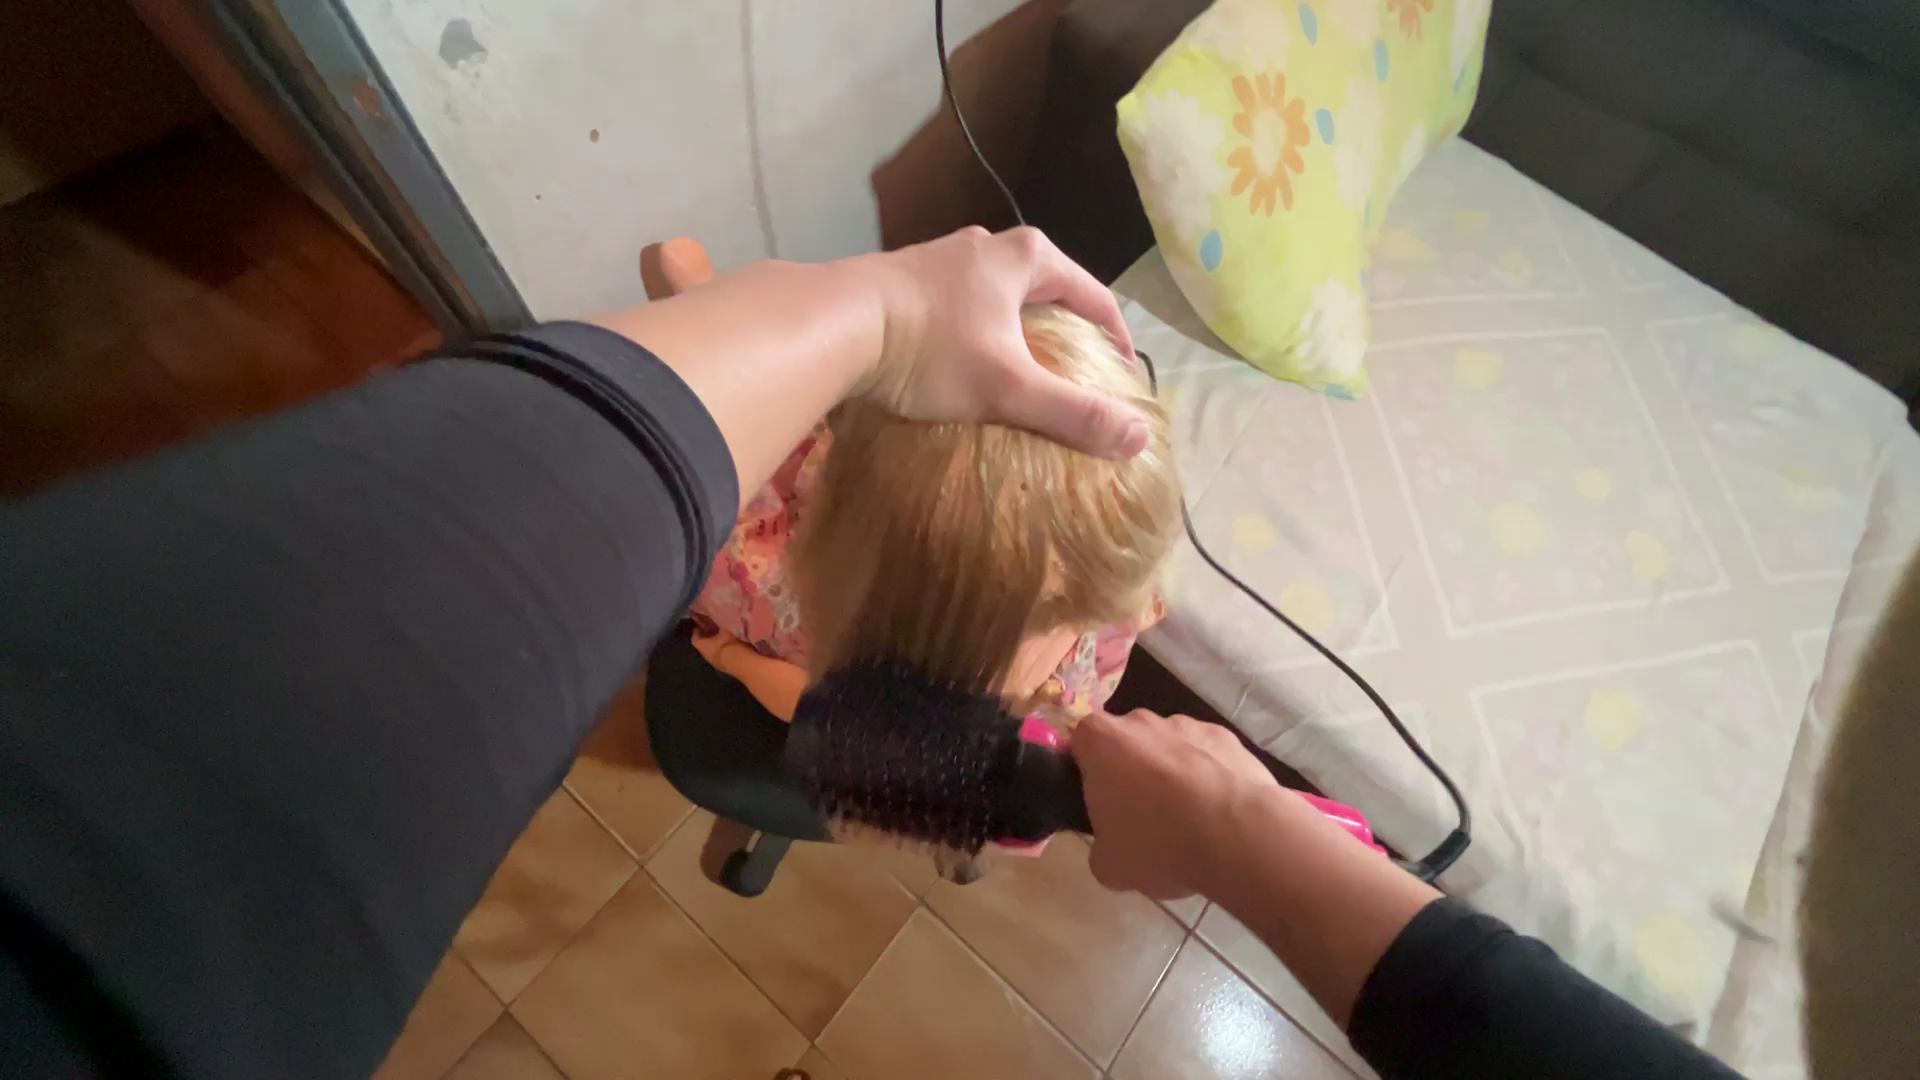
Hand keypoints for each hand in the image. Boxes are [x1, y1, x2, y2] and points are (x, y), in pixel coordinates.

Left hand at [853, 226, 1148, 458]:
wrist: (834, 323)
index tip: (1123, 373)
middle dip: (1064, 329)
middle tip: (1072, 374)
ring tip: (1019, 370)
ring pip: (998, 296)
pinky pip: (959, 306)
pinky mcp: (905, 279)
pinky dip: (974, 332)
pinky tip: (961, 361)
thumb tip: (1138, 438)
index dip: (1115, 336)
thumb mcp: (1009, 387)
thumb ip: (1073, 413)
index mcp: (1025, 258)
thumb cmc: (932, 349)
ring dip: (1015, 330)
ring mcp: (941, 259)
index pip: (1094, 295)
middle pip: (1046, 290)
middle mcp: (986, 247)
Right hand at [1070, 708, 1285, 898]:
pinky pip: (1206, 754)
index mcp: (1100, 740)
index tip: (1100, 802)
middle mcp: (1139, 720)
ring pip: (1168, 747)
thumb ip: (1100, 845)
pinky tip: (1219, 812)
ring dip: (1172, 773)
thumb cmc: (1158, 844)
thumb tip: (1111, 845)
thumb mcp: (1109, 866)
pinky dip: (1208, 776)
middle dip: (1131, 771)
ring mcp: (1185, 723)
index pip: (1081, 743)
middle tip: (1142, 816)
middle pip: (1126, 742)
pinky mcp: (1225, 735)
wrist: (1238, 837)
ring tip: (1189, 819)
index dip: (1088, 771)